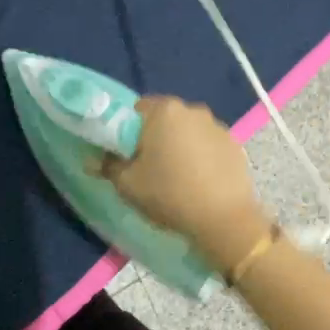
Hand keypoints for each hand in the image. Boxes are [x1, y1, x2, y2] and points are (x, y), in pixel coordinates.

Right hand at [100, 96, 271, 269]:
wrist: (224, 220)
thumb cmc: (169, 195)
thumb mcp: (127, 184)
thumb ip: (108, 165)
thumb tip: (95, 158)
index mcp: (164, 111)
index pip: (136, 110)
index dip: (127, 131)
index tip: (126, 154)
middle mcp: (192, 109)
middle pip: (164, 118)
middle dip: (154, 137)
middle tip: (147, 167)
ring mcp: (217, 126)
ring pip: (188, 131)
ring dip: (179, 145)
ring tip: (176, 177)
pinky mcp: (234, 144)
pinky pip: (207, 145)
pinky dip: (200, 156)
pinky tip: (199, 181)